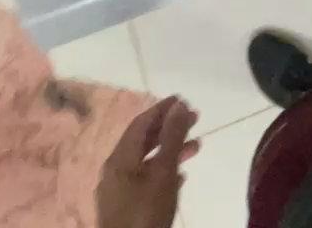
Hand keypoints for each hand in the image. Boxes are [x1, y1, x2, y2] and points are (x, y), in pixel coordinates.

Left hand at [97, 96, 199, 227]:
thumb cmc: (146, 212)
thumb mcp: (164, 171)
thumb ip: (172, 136)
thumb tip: (179, 105)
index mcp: (120, 158)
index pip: (141, 123)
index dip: (162, 108)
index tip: (184, 99)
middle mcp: (114, 171)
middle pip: (144, 140)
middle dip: (170, 127)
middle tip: (195, 118)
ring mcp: (117, 191)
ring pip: (146, 160)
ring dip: (171, 149)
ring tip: (196, 146)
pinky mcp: (124, 208)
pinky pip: (145, 178)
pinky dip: (163, 169)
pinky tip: (181, 174)